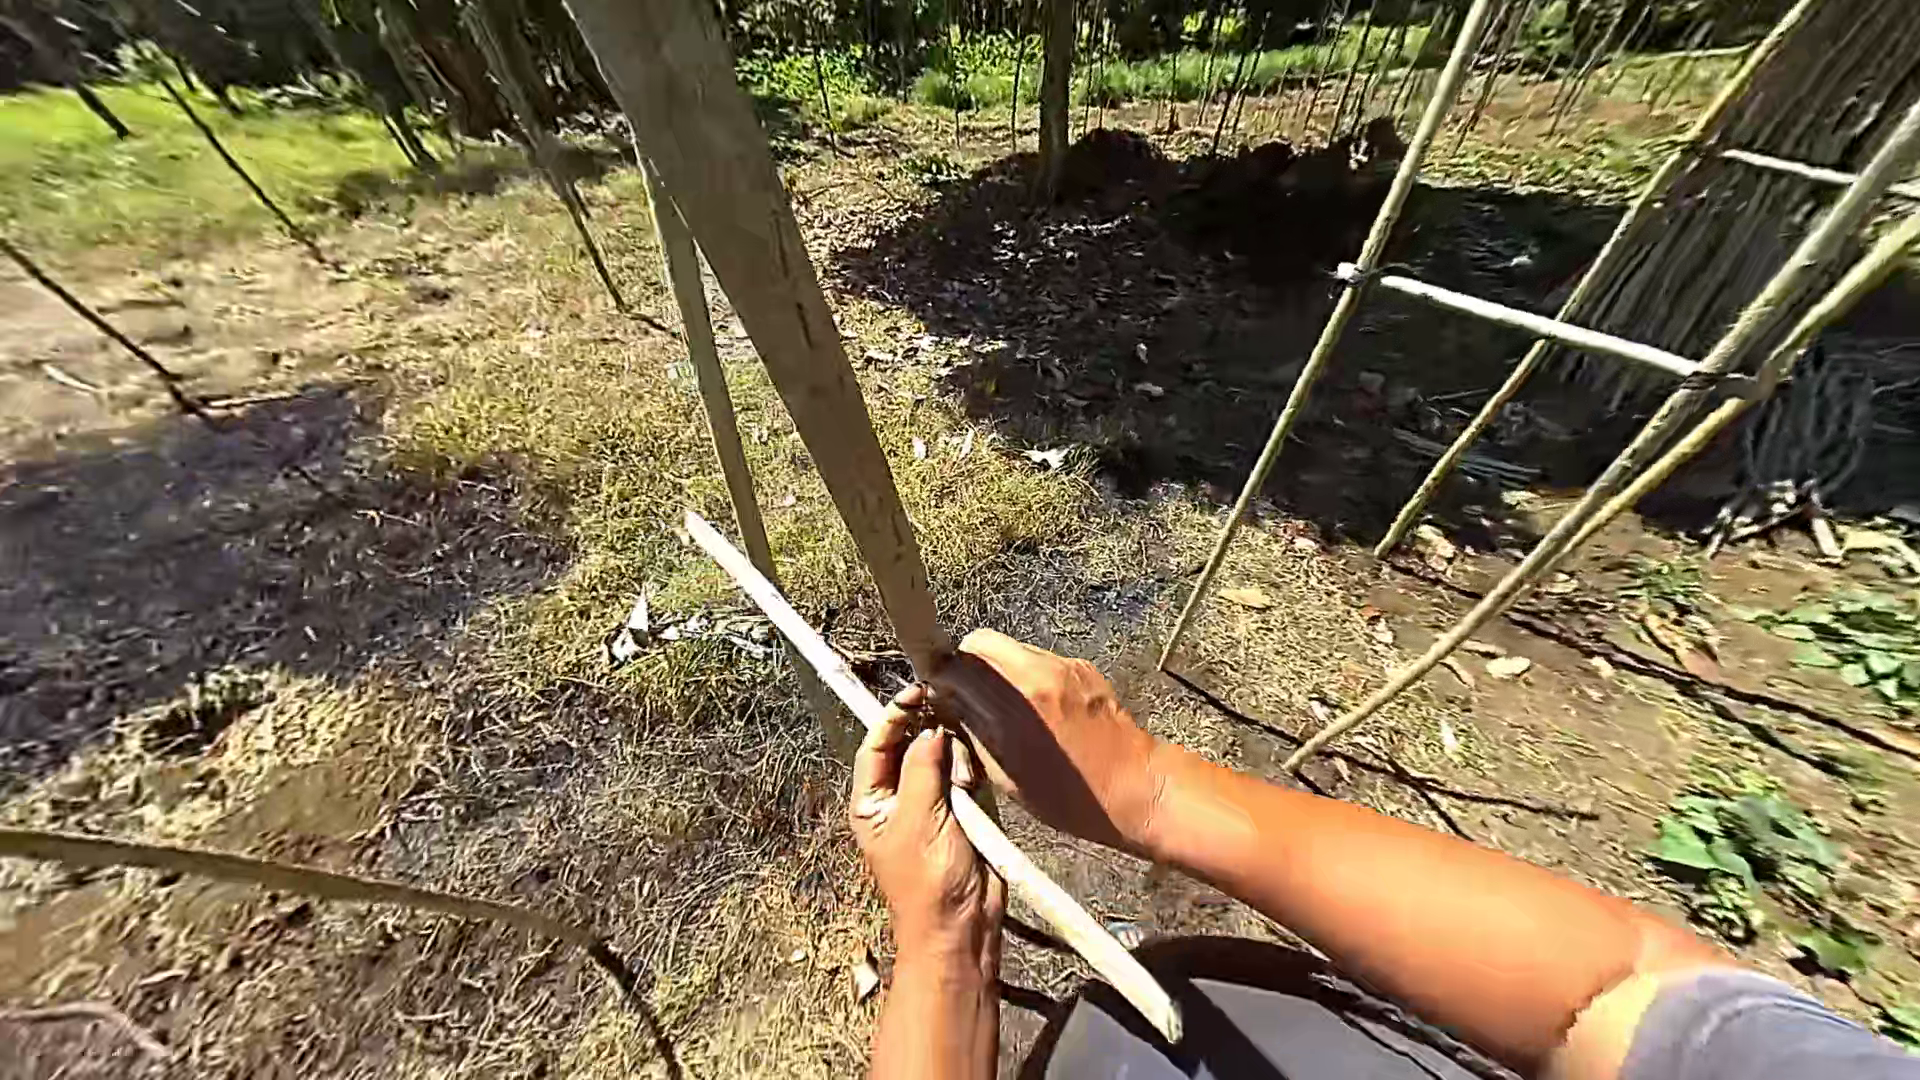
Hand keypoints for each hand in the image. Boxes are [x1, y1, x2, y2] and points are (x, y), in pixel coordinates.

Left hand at [850, 685, 1004, 962]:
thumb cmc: (928, 880)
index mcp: (874, 800)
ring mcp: (933, 797)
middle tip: (947, 709)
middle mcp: (900, 793)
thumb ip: (922, 767)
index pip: (876, 745)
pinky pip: (965, 770)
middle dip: (928, 729)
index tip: (916, 693)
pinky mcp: (962, 804)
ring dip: (953, 751)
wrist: (965, 926)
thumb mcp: (917, 819)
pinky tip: (974, 769)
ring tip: (961, 760)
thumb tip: (930, 727)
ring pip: (941, 752)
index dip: (893, 716)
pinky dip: (971, 765)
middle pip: (910, 743)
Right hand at [931, 629, 1164, 853]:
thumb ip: (973, 729)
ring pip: (1008, 646)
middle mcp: (1036, 674)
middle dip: (965, 661)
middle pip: (980, 641)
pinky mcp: (1079, 665)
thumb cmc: (1069, 797)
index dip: (940, 673)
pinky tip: (1034, 704)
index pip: (958, 665)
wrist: (1135, 786)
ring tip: (1002, 700)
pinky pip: (1036, 657)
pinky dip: (1023, 672)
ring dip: (994, 666)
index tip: (937, 686)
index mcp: (1014, 706)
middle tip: (965, 690)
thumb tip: (948, 701)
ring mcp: (1062, 665)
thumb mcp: (1006, 774)